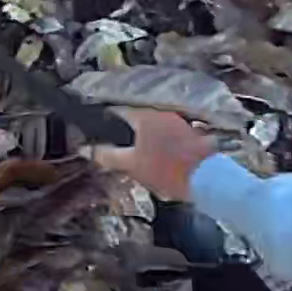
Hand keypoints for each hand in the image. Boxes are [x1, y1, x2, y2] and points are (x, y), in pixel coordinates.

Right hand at [90, 108, 217, 200]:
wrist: (208, 180)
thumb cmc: (164, 169)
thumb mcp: (129, 164)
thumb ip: (105, 155)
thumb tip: (84, 149)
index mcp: (144, 116)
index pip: (118, 110)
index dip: (104, 118)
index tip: (96, 128)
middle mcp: (162, 113)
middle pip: (136, 117)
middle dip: (124, 127)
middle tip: (113, 141)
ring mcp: (179, 122)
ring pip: (153, 124)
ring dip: (142, 134)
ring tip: (132, 148)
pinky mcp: (192, 133)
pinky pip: (167, 132)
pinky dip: (158, 139)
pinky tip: (154, 152)